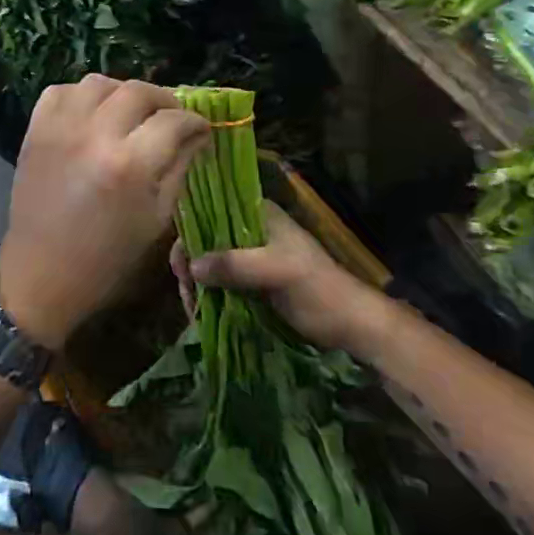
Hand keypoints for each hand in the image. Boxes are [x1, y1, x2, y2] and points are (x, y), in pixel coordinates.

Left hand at [0, 76, 209, 351]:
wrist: (42, 273)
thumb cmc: (108, 258)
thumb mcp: (158, 220)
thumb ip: (179, 168)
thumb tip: (197, 135)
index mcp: (130, 165)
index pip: (174, 121)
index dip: (195, 122)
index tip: (200, 130)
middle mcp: (95, 136)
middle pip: (138, 91)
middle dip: (164, 101)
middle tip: (170, 119)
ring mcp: (60, 128)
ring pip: (99, 82)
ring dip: (122, 93)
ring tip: (129, 114)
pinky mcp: (35, 130)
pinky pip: (61, 91)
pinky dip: (81, 96)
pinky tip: (91, 115)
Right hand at [172, 202, 376, 350]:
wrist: (352, 324)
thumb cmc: (318, 290)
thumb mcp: (277, 272)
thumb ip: (235, 265)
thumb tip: (192, 266)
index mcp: (258, 214)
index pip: (210, 210)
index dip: (189, 233)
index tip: (181, 265)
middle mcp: (250, 229)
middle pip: (205, 238)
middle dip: (190, 264)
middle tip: (186, 295)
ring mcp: (250, 255)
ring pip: (209, 262)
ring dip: (196, 284)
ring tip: (193, 310)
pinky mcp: (252, 280)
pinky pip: (220, 282)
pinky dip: (208, 295)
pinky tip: (201, 313)